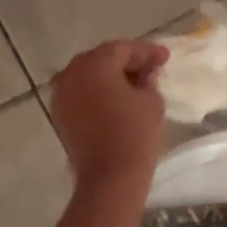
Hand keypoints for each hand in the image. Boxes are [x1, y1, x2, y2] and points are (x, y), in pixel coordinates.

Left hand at [49, 40, 169, 190]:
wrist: (110, 176)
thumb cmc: (135, 133)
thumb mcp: (152, 101)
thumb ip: (148, 81)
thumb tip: (142, 77)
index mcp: (94, 65)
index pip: (123, 49)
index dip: (147, 52)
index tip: (165, 57)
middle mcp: (71, 74)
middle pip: (102, 60)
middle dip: (126, 63)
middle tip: (150, 69)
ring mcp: (61, 96)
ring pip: (89, 78)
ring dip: (111, 79)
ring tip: (135, 86)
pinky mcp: (61, 117)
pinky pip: (82, 96)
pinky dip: (99, 94)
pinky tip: (117, 102)